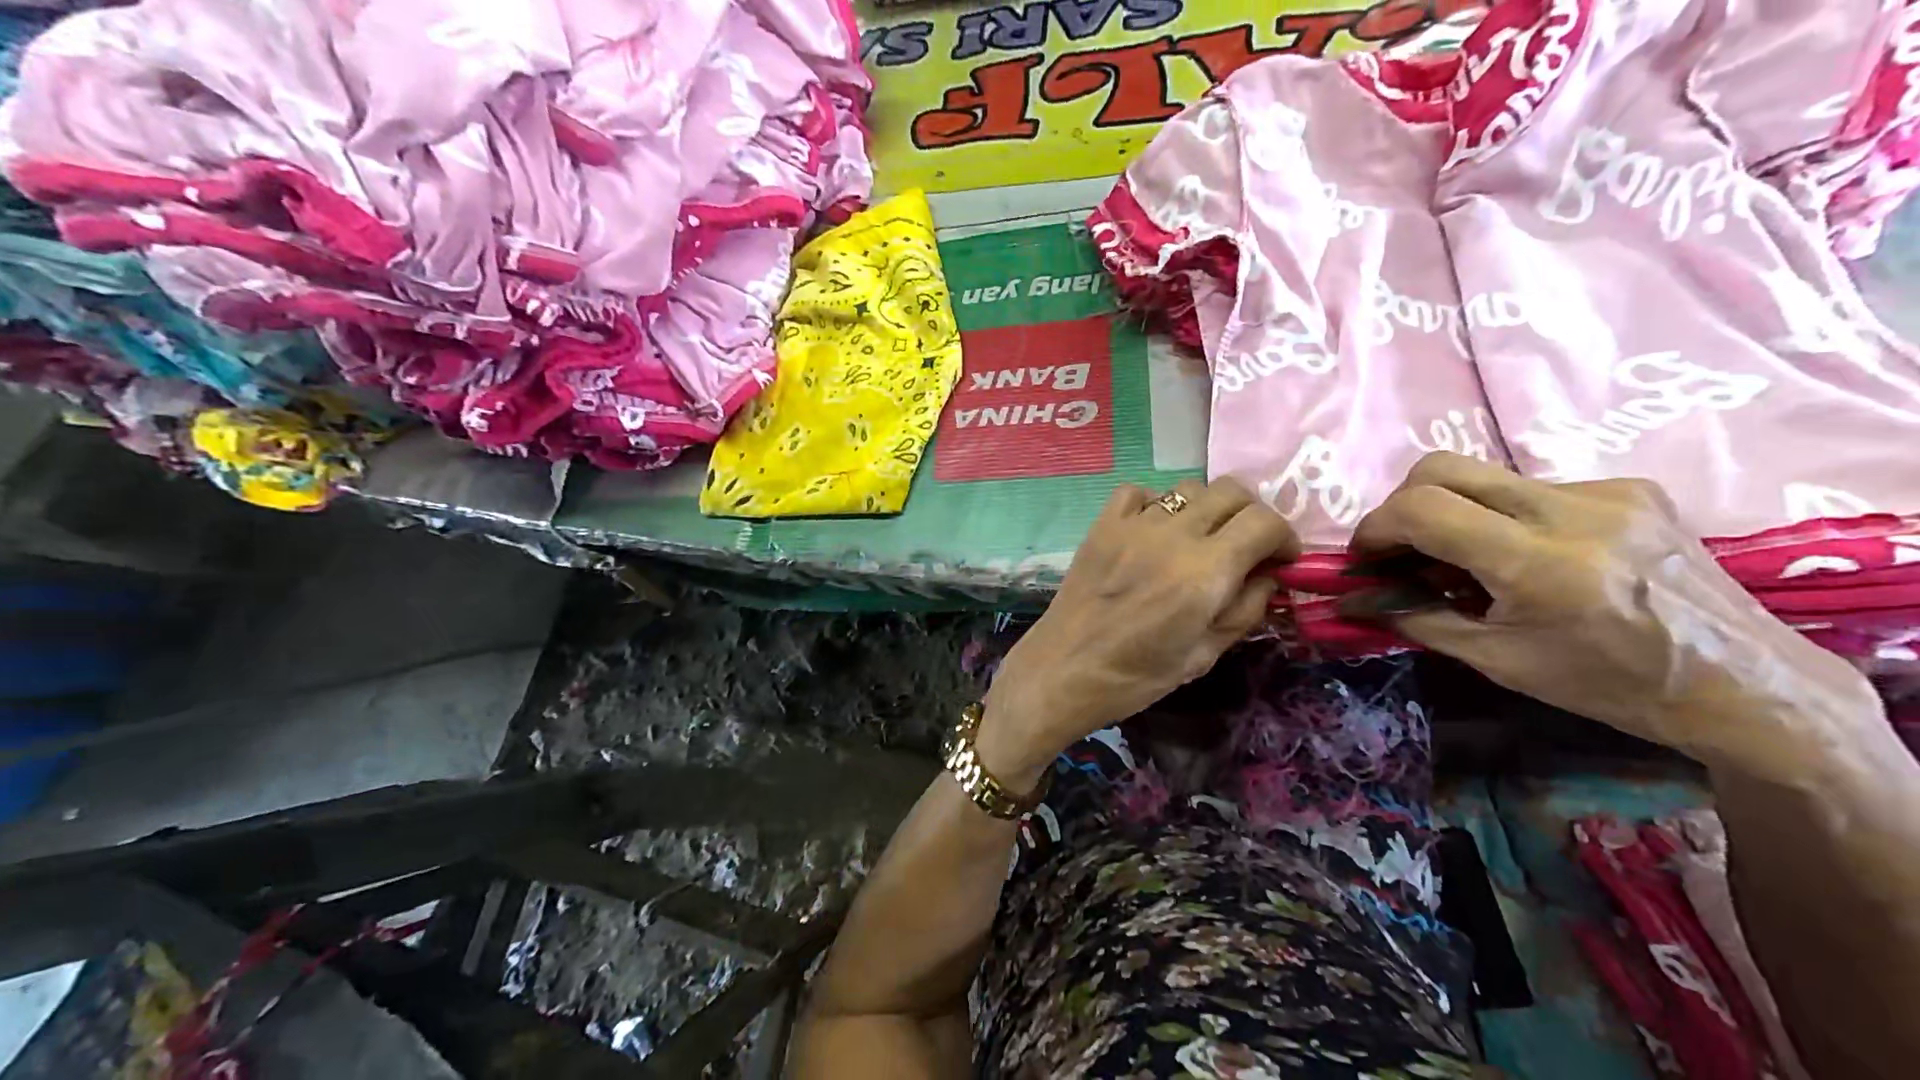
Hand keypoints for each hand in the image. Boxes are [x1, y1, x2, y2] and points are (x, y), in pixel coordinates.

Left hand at [976, 478, 1300, 786]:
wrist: (1065, 670)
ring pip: (1188, 488)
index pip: (1264, 521)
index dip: (1283, 537)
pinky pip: (1137, 492)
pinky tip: (1153, 530)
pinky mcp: (1102, 525)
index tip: (1281, 559)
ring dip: (1207, 508)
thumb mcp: (1204, 654)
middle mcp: (1173, 536)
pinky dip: (1156, 503)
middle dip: (1251, 515)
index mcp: (1206, 572)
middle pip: (1232, 491)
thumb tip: (1268, 576)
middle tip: (1247, 545)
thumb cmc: (1138, 676)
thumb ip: (1244, 609)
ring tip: (1200, 539)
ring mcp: (1134, 525)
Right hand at [1347, 453, 1885, 781]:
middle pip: (1442, 468)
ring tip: (1468, 560)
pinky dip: (1505, 516)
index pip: (1423, 509)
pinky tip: (1528, 554)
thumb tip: (1353, 599)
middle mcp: (1573, 511)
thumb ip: (1417, 617)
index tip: (1366, 558)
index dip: (1376, 527)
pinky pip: (1533, 487)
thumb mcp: (1496, 660)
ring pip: (1486, 477)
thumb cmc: (1608, 684)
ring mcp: (1608, 492)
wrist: (1743, 685)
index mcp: (1539, 564)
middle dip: (1402, 504)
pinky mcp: (1631, 488)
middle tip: (1402, 548)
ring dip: (1455, 512)